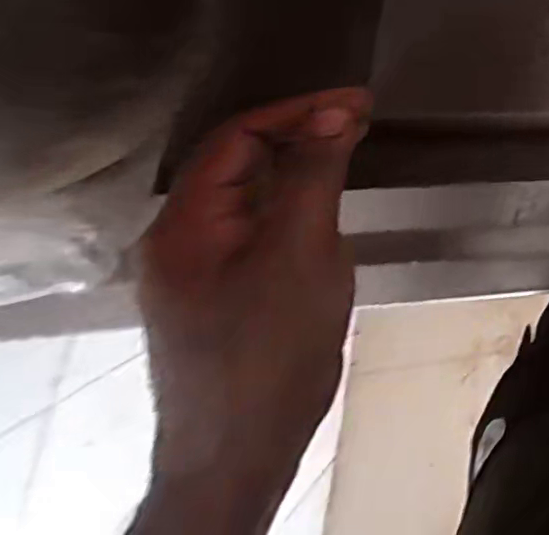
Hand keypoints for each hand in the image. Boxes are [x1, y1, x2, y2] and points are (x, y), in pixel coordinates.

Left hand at [132, 88, 370, 534]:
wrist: (244, 446)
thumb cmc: (270, 344)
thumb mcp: (299, 250)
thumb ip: (314, 175)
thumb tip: (335, 109)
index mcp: (185, 225)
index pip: (236, 140)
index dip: (296, 110)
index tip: (358, 101)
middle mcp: (185, 238)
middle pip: (239, 160)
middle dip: (300, 128)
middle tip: (362, 115)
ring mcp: (207, 264)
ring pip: (253, 189)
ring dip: (301, 157)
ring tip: (352, 140)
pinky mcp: (233, 284)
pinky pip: (263, 218)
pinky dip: (299, 190)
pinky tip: (329, 190)